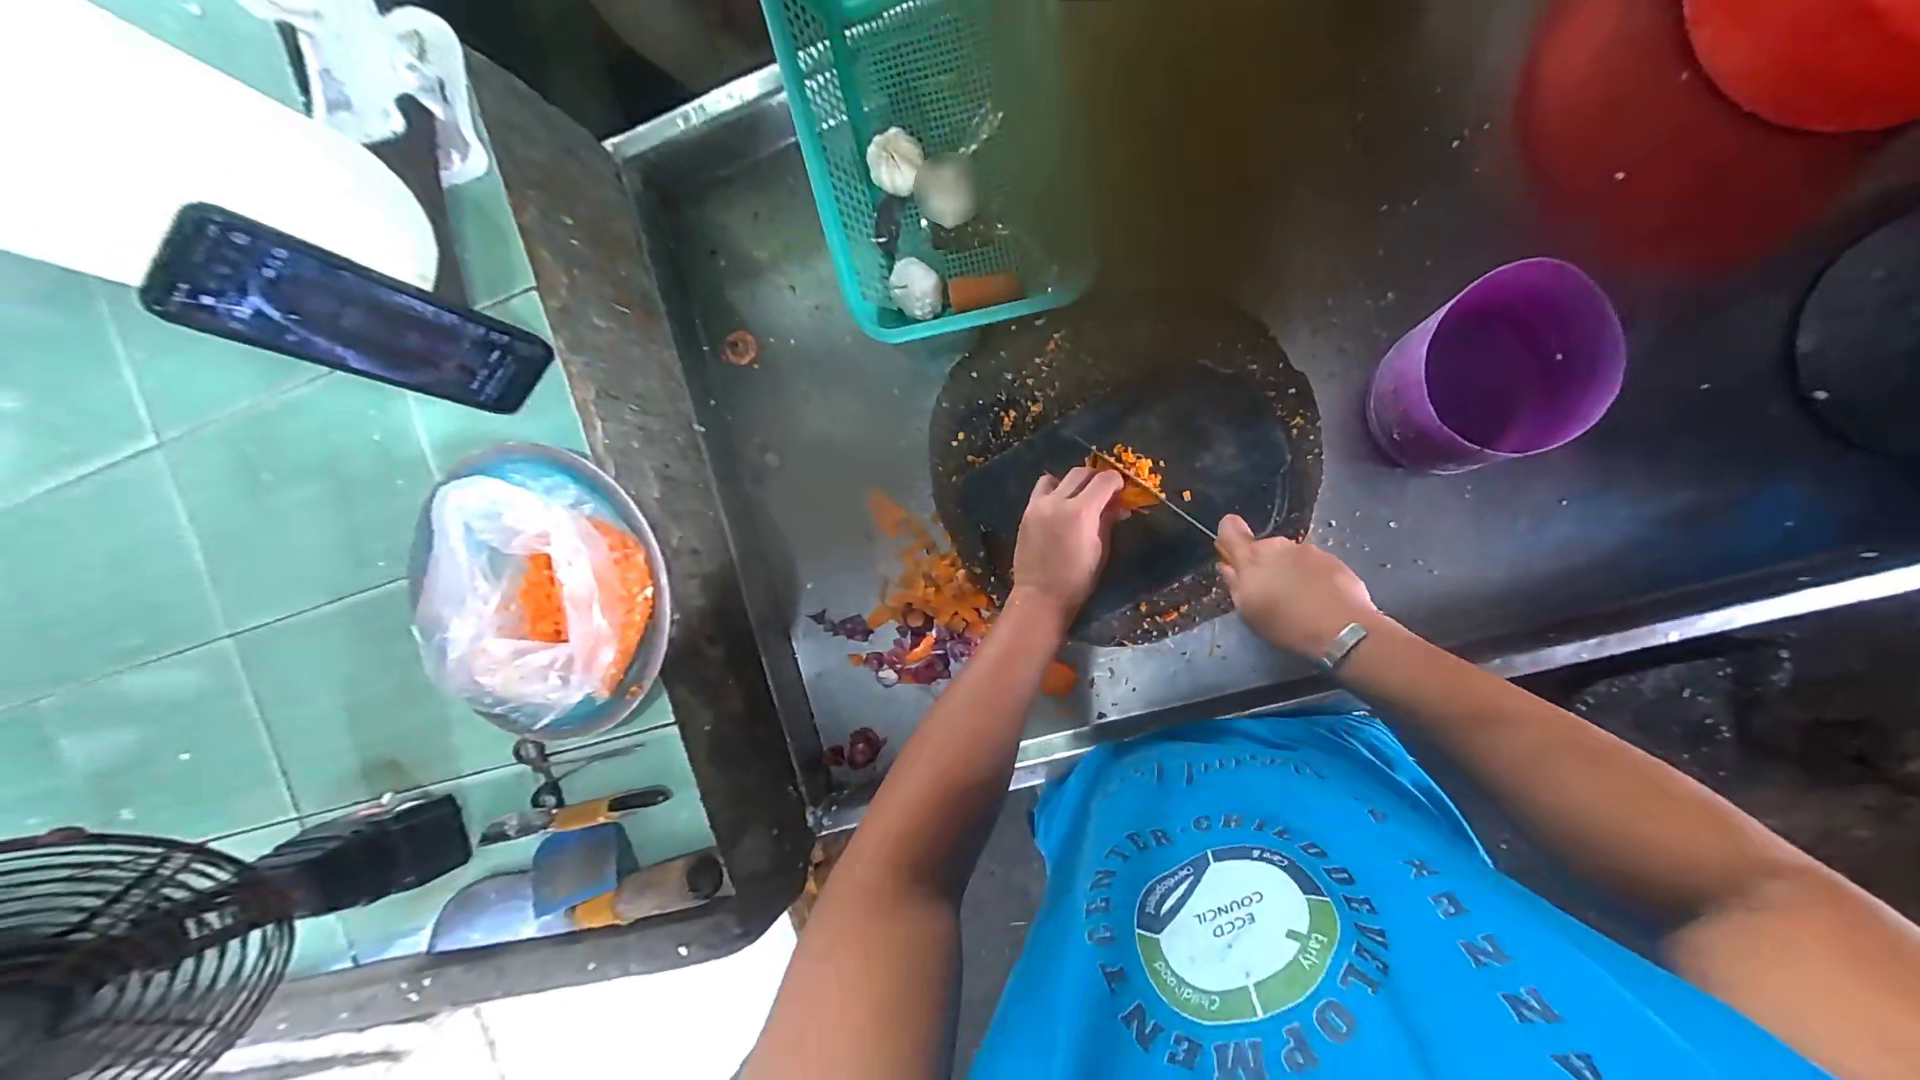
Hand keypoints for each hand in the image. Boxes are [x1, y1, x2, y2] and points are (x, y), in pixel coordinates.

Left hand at [1010, 467, 1125, 623]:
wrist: (1040, 596)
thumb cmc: (1078, 580)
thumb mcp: (1101, 550)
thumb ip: (1108, 521)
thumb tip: (1118, 504)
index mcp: (1081, 511)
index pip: (1104, 480)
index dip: (1116, 481)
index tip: (1121, 489)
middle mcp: (1057, 502)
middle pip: (1080, 473)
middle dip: (1096, 478)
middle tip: (1104, 492)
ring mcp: (1038, 506)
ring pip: (1057, 478)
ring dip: (1071, 482)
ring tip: (1079, 497)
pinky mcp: (1026, 513)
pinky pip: (1041, 491)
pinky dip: (1053, 491)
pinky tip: (1060, 507)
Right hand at [1216, 513, 1377, 657]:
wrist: (1342, 628)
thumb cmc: (1285, 623)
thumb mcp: (1248, 611)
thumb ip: (1234, 583)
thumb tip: (1228, 566)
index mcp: (1251, 557)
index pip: (1230, 528)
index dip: (1228, 534)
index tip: (1232, 553)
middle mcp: (1279, 546)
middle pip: (1264, 548)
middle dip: (1265, 565)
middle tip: (1272, 593)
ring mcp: (1309, 550)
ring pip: (1291, 557)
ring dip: (1291, 572)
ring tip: (1301, 601)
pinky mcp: (1334, 560)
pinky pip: (1315, 565)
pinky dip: (1313, 578)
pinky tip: (1321, 601)